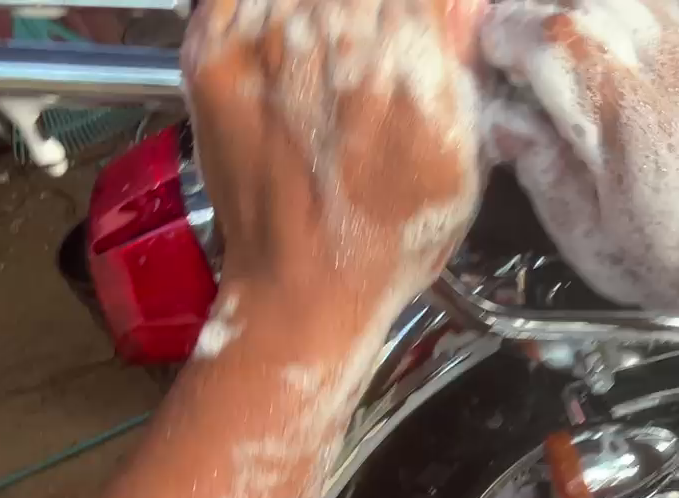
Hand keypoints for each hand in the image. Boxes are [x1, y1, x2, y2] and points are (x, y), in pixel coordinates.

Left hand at [183, 0, 485, 316]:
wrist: (303, 289)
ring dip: (318, 15)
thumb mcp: (460, 177)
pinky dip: (266, 10)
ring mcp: (269, 40)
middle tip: (365, 63)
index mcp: (411, 67)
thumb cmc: (388, 248)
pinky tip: (284, 49)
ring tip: (323, 73)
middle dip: (368, 16)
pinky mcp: (215, 53)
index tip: (409, 35)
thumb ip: (462, 83)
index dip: (414, 15)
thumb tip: (460, 11)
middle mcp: (339, 38)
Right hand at [479, 0, 678, 430]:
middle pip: (585, 1)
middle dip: (535, 11)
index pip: (551, 38)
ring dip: (579, 10)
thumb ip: (542, 169)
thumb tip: (501, 120)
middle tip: (509, 40)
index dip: (506, 34)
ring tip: (554, 42)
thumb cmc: (674, 264)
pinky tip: (610, 49)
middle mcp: (667, 69)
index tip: (484, 48)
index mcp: (624, 117)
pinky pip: (666, 10)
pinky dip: (624, 16)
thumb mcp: (589, 236)